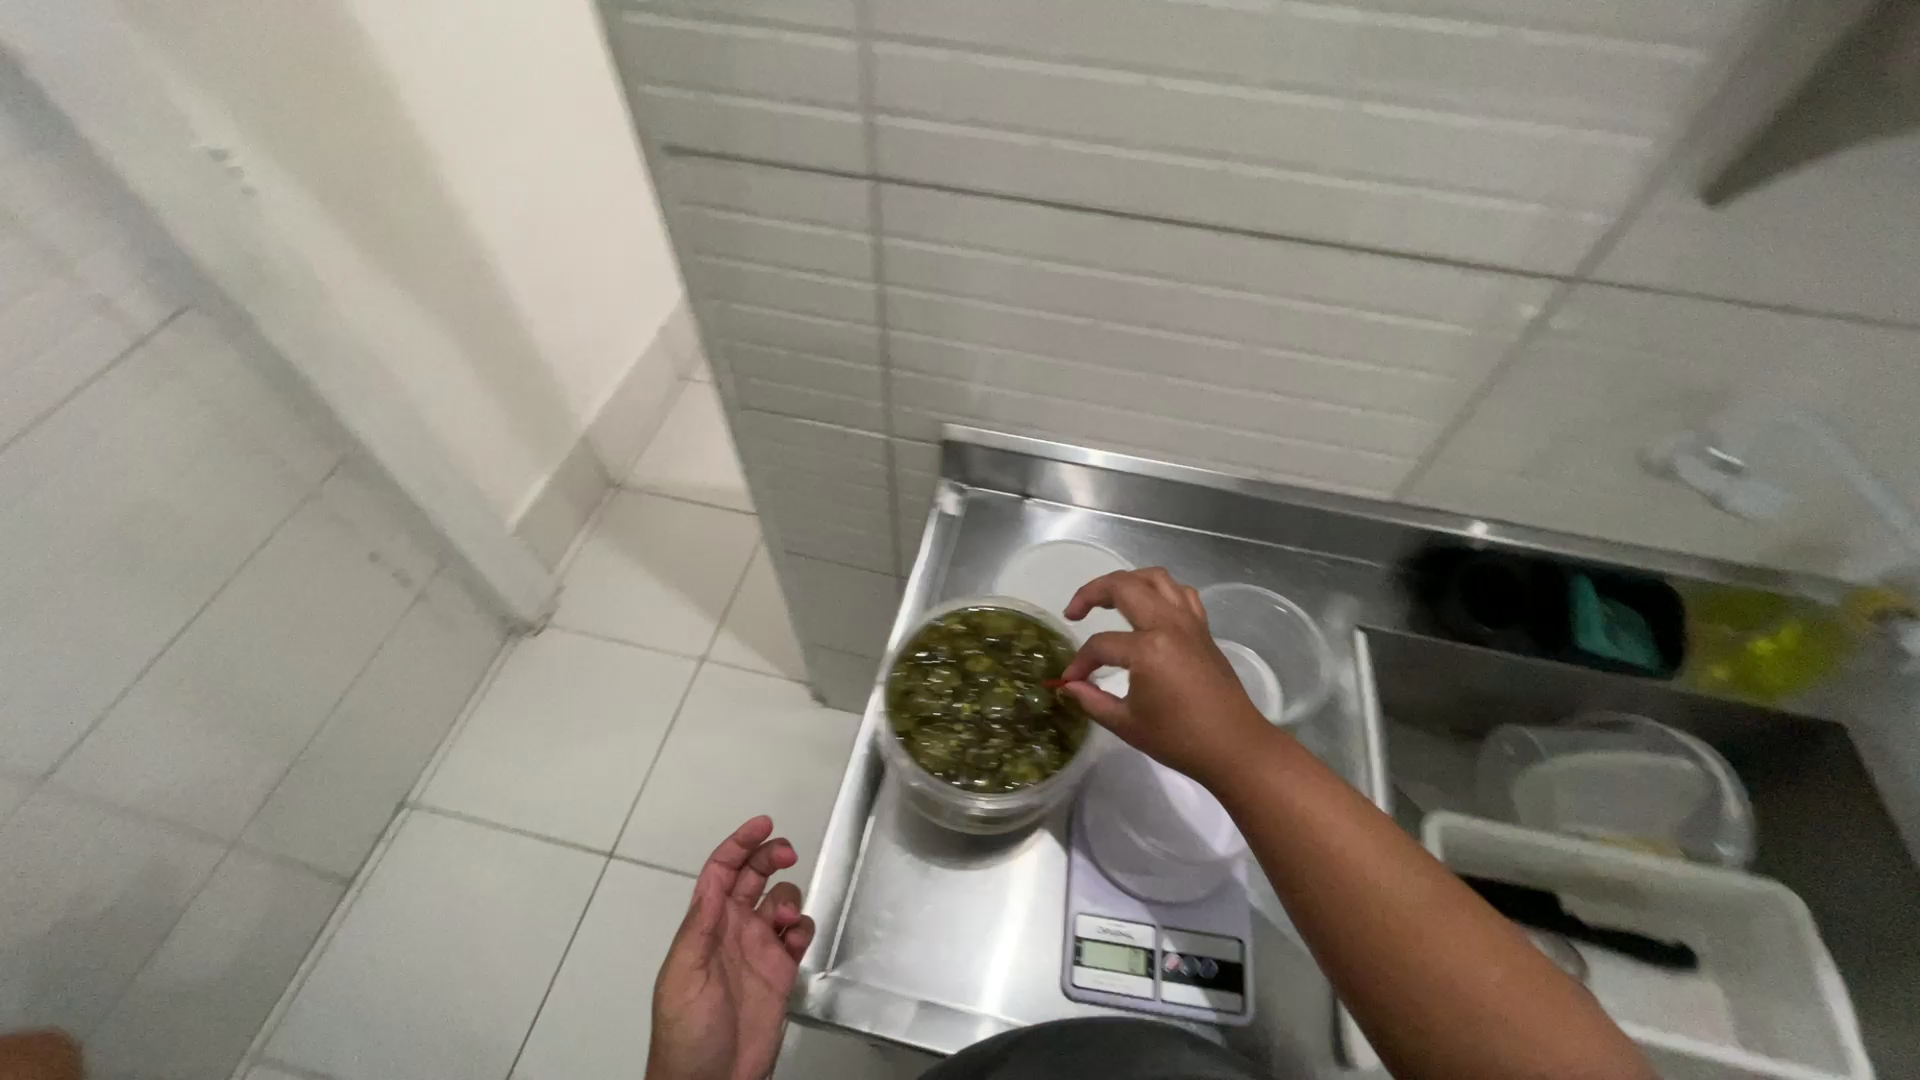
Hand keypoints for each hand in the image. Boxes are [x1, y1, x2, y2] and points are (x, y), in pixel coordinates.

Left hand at [648, 817, 815, 1079]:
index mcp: (705, 927)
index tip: (762, 824)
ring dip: (788, 899)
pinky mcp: (781, 971)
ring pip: (780, 901)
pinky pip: (798, 934)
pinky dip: (803, 927)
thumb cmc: (685, 1038)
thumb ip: (700, 927)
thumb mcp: (683, 977)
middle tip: (788, 852)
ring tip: (784, 921)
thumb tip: (713, 882)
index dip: (740, 844)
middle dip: (771, 856)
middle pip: (754, 876)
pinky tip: (797, 940)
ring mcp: (758, 950)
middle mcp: (732, 931)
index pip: (722, 872)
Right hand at [1058, 567, 1272, 783]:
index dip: (1080, 661)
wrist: (1235, 747)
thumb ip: (1091, 700)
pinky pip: (1181, 593)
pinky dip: (1160, 591)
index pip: (1100, 644)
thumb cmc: (1180, 740)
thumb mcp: (1126, 724)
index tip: (1071, 680)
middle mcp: (1168, 625)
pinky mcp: (1203, 629)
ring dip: (1126, 581)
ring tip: (1108, 599)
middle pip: (1123, 586)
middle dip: (1091, 593)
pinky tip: (1148, 607)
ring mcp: (1189, 623)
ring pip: (1155, 578)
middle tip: (1074, 612)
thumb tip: (1068, 685)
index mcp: (1147, 650)